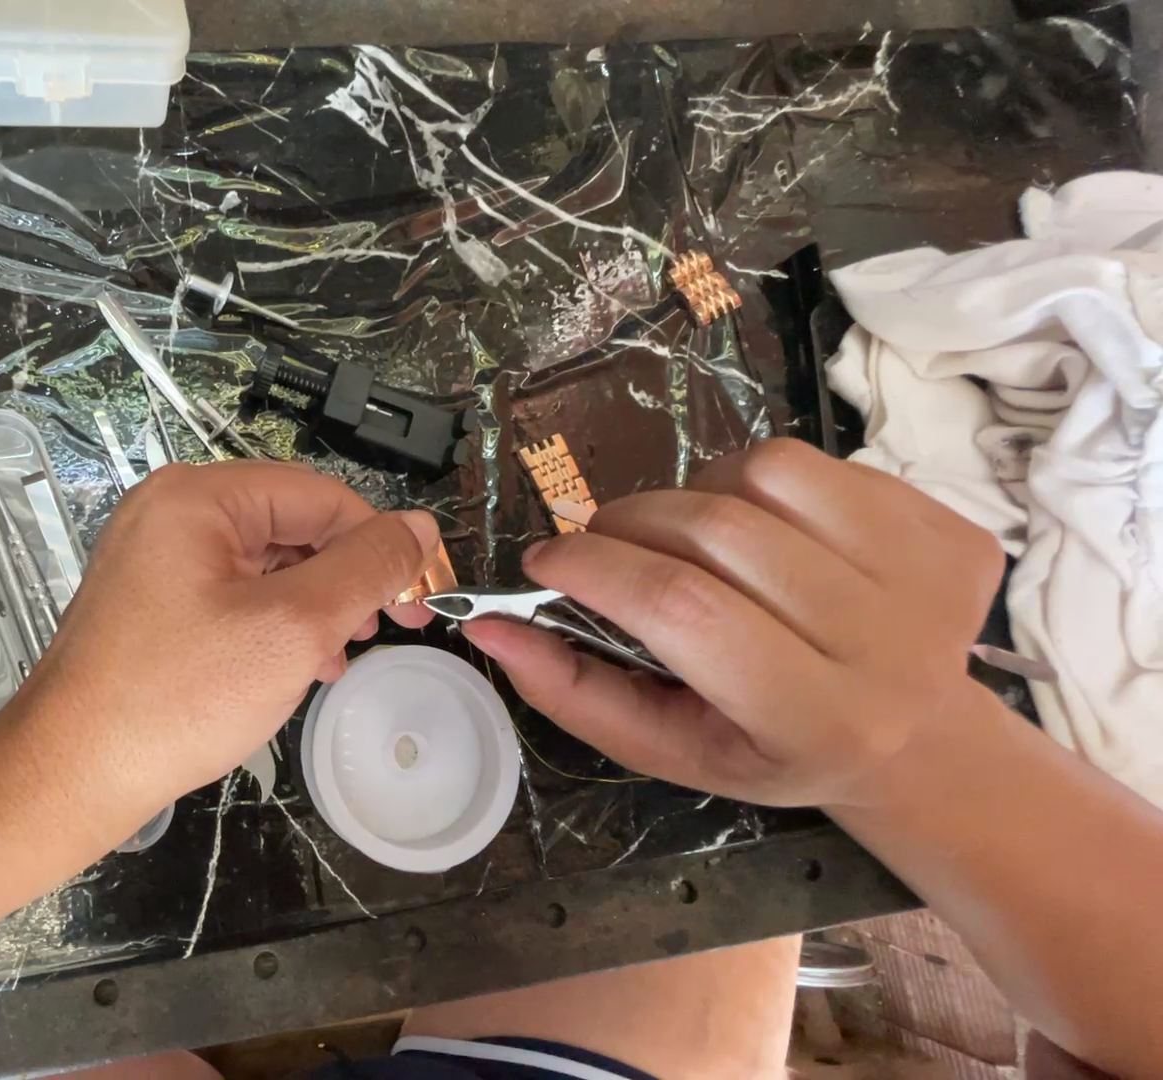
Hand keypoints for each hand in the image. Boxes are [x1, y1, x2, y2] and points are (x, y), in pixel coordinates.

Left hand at [0, 461, 439, 835]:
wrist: (71, 773)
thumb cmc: (180, 697)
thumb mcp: (292, 628)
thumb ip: (365, 569)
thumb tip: (419, 526)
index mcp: (199, 497)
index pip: (320, 497)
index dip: (380, 543)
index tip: (420, 599)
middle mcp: (172, 511)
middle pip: (291, 526)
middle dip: (343, 580)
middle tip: (383, 631)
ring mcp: (156, 555)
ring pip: (265, 564)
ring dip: (313, 605)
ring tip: (339, 655)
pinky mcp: (151, 598)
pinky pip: (232, 592)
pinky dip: (273, 622)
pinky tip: (300, 662)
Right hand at [460, 439, 1004, 808]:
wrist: (912, 737)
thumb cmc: (761, 748)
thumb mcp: (654, 742)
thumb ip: (565, 688)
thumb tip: (483, 624)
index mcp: (811, 717)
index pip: (681, 609)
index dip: (594, 568)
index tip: (542, 564)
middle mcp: (888, 643)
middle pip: (715, 532)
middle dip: (623, 525)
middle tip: (597, 549)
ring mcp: (929, 574)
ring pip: (758, 476)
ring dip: (685, 498)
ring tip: (679, 541)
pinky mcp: (955, 521)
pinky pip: (806, 461)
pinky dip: (743, 480)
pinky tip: (748, 528)